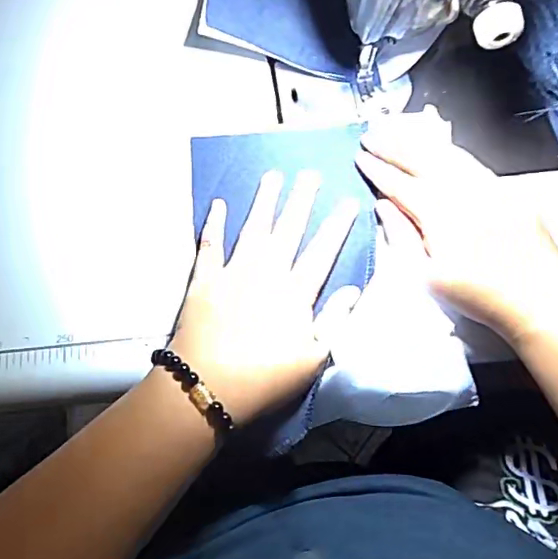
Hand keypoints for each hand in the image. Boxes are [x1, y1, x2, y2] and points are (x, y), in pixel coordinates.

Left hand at [169, 171, 361, 421]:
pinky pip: (210, 245)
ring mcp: (233, 273)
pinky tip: (219, 205)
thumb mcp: (313, 358)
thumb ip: (334, 321)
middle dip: (302, 200)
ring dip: (264, 201)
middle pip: (288, 230)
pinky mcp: (204, 280)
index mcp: (296, 293)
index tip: (348, 201)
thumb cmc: (266, 379)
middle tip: (310, 174)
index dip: (337, 226)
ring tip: (273, 176)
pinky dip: (214, 224)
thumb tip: (353, 290)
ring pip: (252, 228)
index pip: (322, 252)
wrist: (207, 384)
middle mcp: (266, 273)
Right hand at [355, 123, 557, 343]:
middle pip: (422, 159)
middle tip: (372, 134)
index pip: (401, 184)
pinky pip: (470, 161)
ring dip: (419, 141)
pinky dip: (448, 150)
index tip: (361, 157)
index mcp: (440, 213)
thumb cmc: (479, 295)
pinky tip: (439, 148)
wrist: (539, 296)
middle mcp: (464, 192)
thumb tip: (384, 206)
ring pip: (447, 153)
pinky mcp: (506, 191)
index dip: (378, 170)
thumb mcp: (428, 277)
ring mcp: (488, 187)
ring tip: (398, 131)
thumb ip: (403, 237)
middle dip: (394, 144)